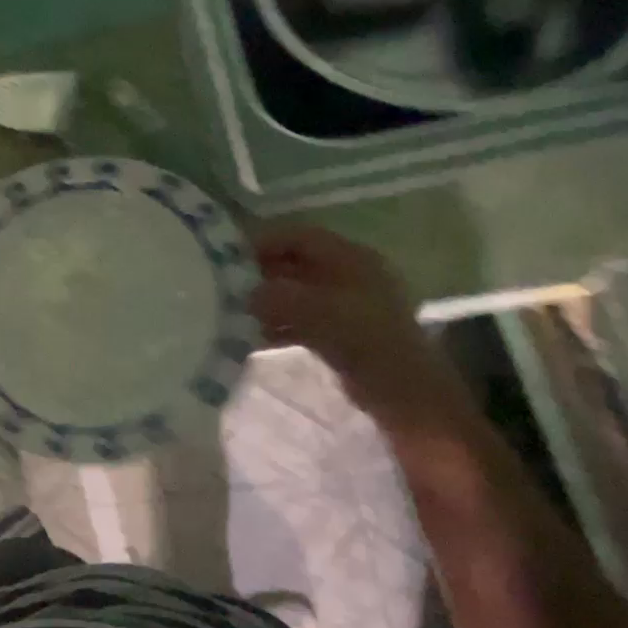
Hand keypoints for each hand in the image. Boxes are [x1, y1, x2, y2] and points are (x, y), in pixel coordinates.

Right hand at [249, 223, 460, 421]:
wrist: (403, 391)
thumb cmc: (364, 340)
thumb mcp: (317, 311)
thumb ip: (277, 296)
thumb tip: (245, 294)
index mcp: (351, 258)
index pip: (300, 236)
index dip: (264, 241)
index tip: (228, 257)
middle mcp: (348, 275)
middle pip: (295, 264)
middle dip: (260, 274)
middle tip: (224, 287)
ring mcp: (345, 305)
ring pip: (295, 293)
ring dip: (266, 302)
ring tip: (233, 314)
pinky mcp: (340, 333)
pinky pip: (300, 320)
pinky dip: (277, 325)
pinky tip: (253, 338)